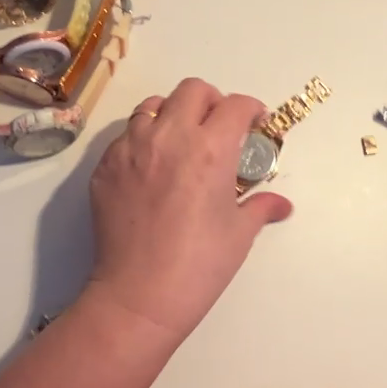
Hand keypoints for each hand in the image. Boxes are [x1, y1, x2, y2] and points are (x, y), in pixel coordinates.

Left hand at [84, 78, 293, 338]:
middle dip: (212, 101)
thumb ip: (261, 208)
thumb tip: (281, 204)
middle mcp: (168, 137)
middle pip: (192, 90)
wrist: (138, 296)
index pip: (235, 106)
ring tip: (180, 142)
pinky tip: (151, 170)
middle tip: (218, 127)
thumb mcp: (239, 234)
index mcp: (209, 149)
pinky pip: (125, 137)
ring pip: (152, 106)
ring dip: (172, 114)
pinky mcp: (105, 167)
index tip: (255, 124)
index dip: (251, 110)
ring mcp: (130, 149)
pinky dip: (143, 141)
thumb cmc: (199, 266)